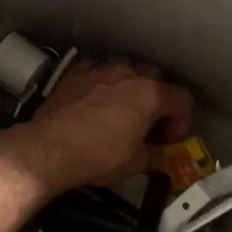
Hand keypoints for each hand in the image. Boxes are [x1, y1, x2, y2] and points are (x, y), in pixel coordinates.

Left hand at [0, 59, 193, 194]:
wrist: (50, 147)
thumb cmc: (99, 156)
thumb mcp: (135, 163)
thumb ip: (155, 156)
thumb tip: (162, 156)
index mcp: (149, 94)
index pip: (182, 98)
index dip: (182, 120)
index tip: (170, 139)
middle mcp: (126, 74)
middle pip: (154, 77)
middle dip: (157, 98)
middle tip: (149, 122)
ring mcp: (98, 70)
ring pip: (124, 67)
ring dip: (129, 84)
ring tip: (122, 107)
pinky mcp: (73, 74)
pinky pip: (95, 70)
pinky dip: (100, 81)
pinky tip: (94, 98)